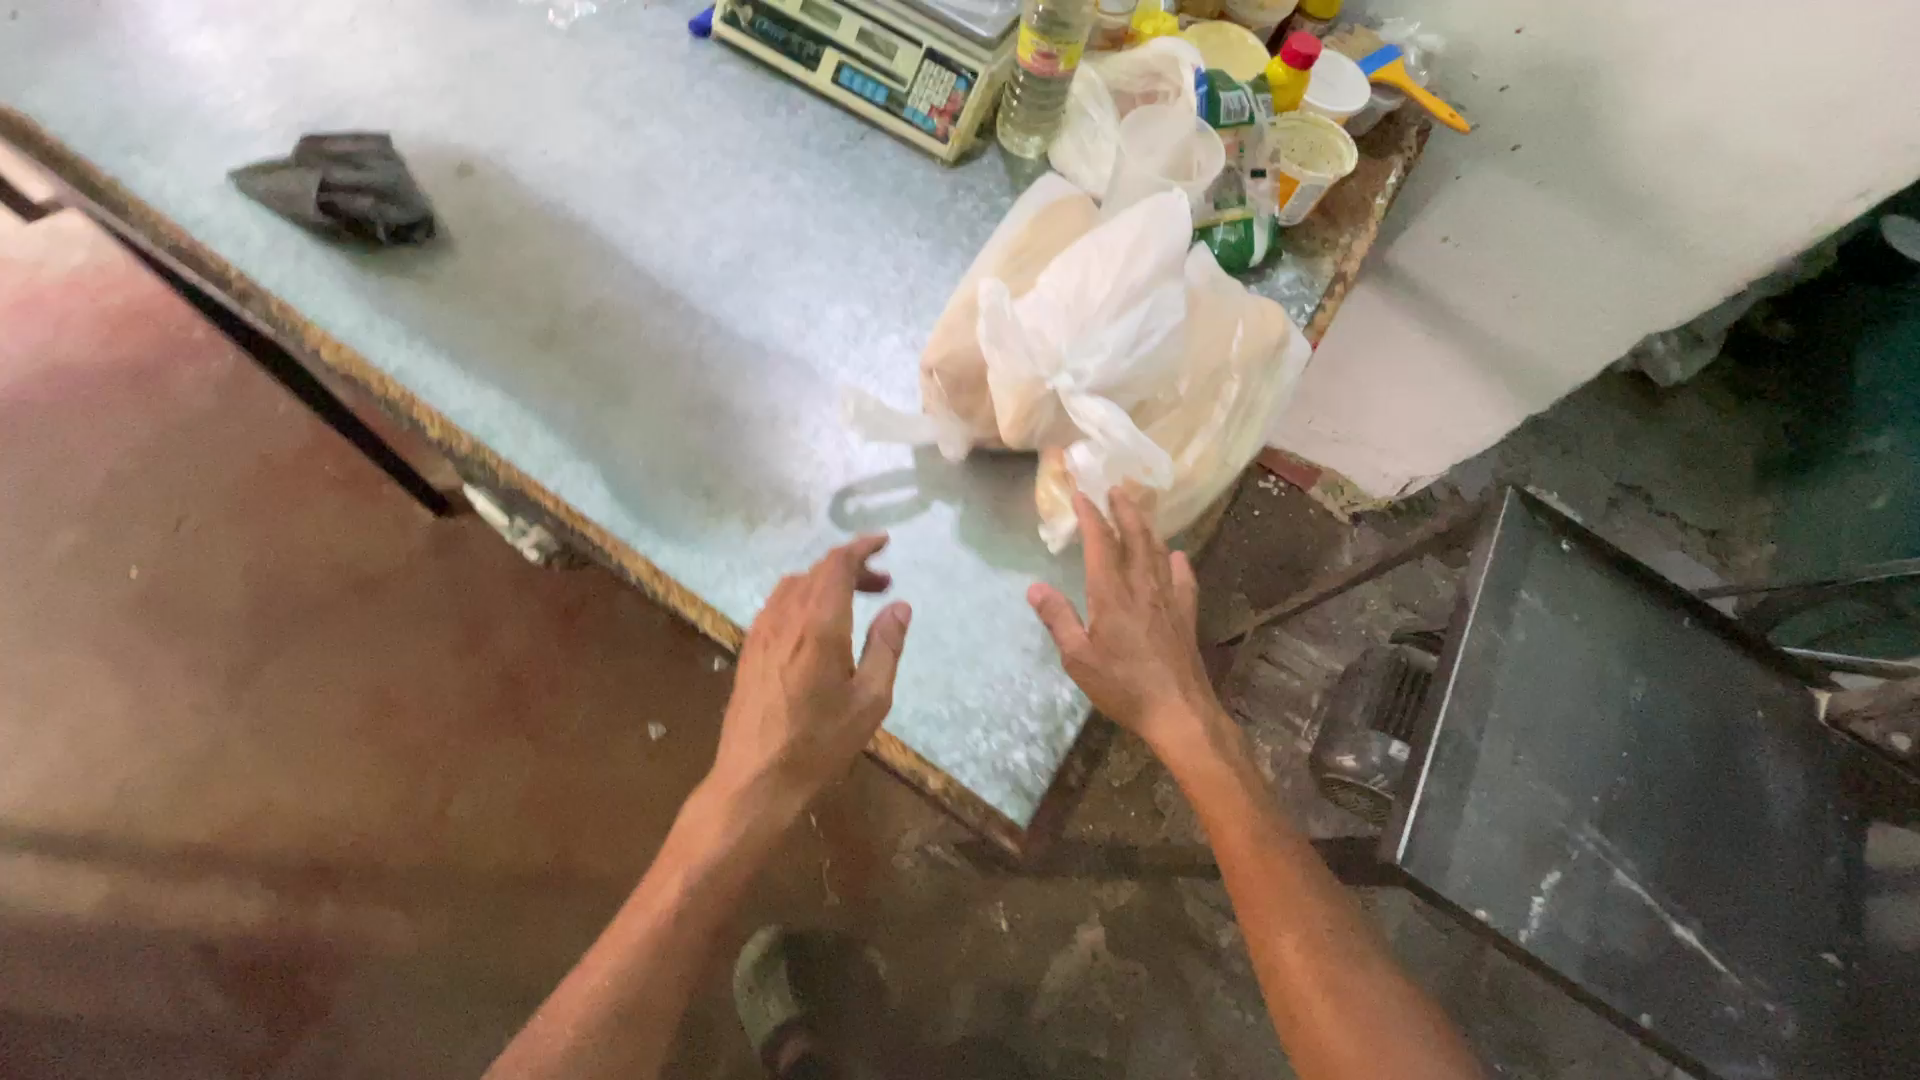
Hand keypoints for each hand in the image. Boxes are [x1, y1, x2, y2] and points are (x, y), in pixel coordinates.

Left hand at [709, 535, 911, 815]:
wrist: (756, 779)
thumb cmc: (820, 742)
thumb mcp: (870, 699)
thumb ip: (886, 646)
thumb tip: (899, 607)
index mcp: (819, 624)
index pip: (838, 564)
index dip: (861, 547)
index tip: (884, 543)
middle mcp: (786, 618)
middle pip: (817, 571)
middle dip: (851, 567)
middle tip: (881, 585)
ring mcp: (761, 633)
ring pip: (794, 585)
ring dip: (825, 582)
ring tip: (852, 604)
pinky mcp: (749, 650)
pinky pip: (778, 605)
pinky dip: (804, 598)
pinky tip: (817, 626)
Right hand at [1027, 489, 1221, 753]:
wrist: (1179, 711)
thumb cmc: (1123, 686)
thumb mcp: (1078, 658)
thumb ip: (1058, 619)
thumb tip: (1035, 587)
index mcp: (1112, 593)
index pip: (1101, 542)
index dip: (1091, 516)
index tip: (1081, 495)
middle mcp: (1142, 587)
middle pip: (1135, 536)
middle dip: (1124, 509)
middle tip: (1115, 489)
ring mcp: (1168, 600)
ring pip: (1159, 552)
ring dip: (1147, 527)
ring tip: (1139, 513)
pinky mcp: (1186, 616)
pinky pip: (1183, 579)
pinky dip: (1177, 562)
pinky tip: (1177, 556)